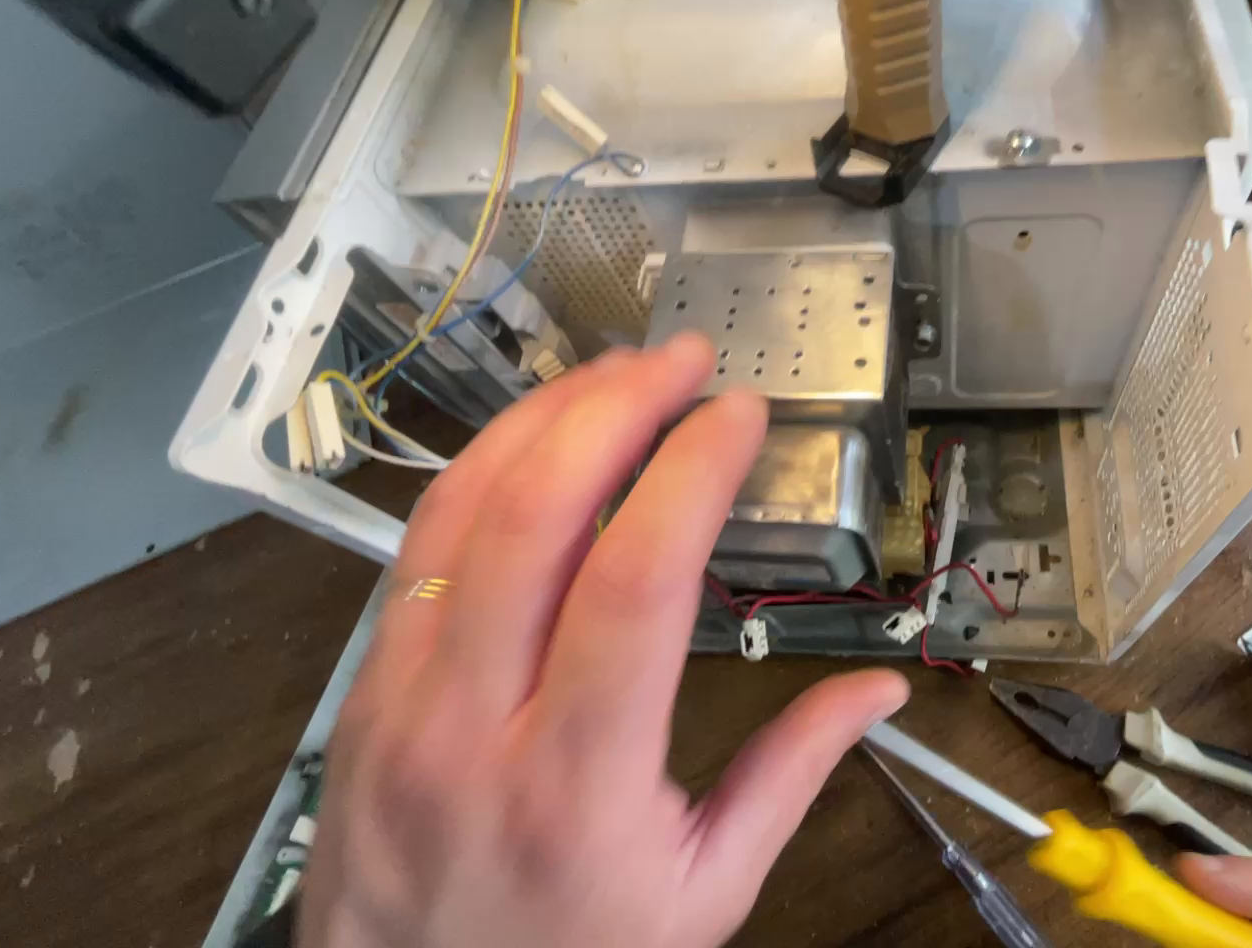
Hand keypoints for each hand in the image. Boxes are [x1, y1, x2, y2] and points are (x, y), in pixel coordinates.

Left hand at [299, 334, 910, 947]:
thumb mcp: (706, 892)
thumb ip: (794, 774)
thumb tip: (884, 690)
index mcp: (581, 778)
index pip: (636, 581)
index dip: (691, 473)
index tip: (739, 414)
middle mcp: (474, 722)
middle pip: (535, 516)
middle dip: (615, 409)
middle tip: (681, 361)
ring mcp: (401, 694)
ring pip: (462, 509)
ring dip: (546, 417)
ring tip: (618, 373)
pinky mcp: (367, 684)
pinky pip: (422, 542)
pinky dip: (489, 464)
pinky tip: (544, 433)